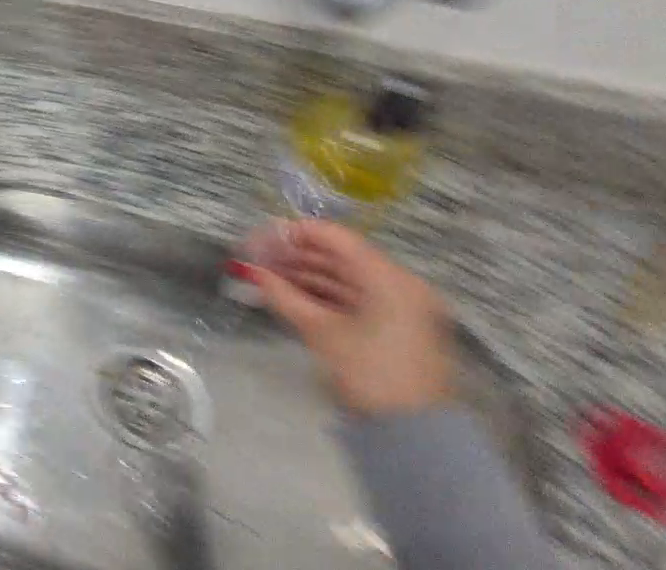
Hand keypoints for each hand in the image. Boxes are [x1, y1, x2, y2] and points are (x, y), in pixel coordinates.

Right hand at [250, 220, 454, 414]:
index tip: (258, 239)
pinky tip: (291, 295)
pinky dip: (324, 293)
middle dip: (295, 256)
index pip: (335, 237)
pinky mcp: (396, 324)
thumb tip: (252, 271)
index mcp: (389, 279)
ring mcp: (401, 305)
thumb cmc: (369, 373)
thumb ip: (283, 295)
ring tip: (267, 277)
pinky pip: (355, 296)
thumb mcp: (321, 332)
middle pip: (339, 256)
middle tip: (256, 260)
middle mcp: (400, 284)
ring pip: (345, 277)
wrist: (413, 433)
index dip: (293, 233)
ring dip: (306, 275)